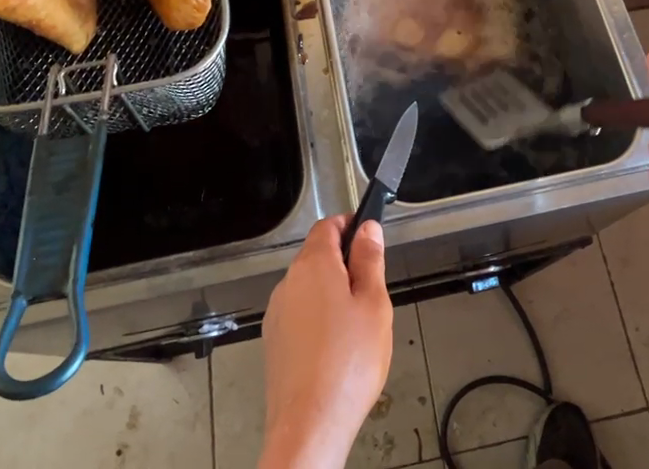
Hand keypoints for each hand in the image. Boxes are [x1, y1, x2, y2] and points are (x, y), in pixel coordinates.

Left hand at [259, 215, 392, 468]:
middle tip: (372, 292)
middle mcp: (288, 282)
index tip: (369, 237)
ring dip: (331, 294)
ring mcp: (277, 312)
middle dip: (344, 264)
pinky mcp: (274, 340)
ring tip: (358, 327)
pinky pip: (300, 314)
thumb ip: (370, 261)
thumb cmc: (349, 362)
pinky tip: (337, 348)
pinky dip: (318, 319)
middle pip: (317, 257)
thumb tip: (367, 228)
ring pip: (309, 288)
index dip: (349, 225)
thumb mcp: (374, 304)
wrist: (310, 423)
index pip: (327, 226)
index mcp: (314, 265)